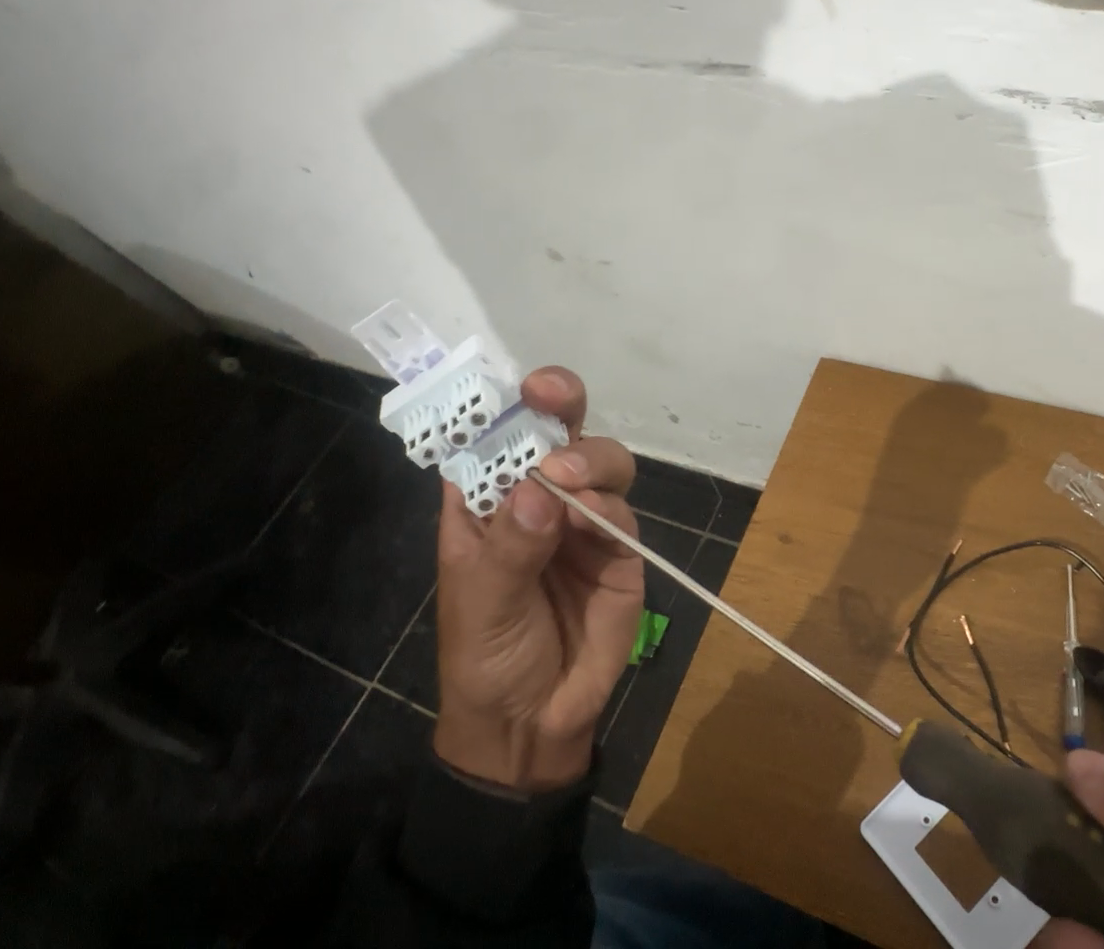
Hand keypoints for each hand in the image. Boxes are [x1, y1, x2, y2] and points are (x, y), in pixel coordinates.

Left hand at [430, 366, 644, 789]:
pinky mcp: (621, 552)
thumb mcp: (480, 600)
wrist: (533, 720)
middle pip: (557, 434)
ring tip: (568, 480)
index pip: (495, 435)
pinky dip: (609, 506)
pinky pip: (623, 513)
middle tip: (553, 399)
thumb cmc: (485, 654)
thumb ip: (510, 546)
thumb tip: (539, 489)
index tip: (517, 382)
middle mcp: (538, 499)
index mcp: (487, 501)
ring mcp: (583, 522)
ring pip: (600, 462)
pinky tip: (593, 520)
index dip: (506, 402)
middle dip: (560, 405)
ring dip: (588, 457)